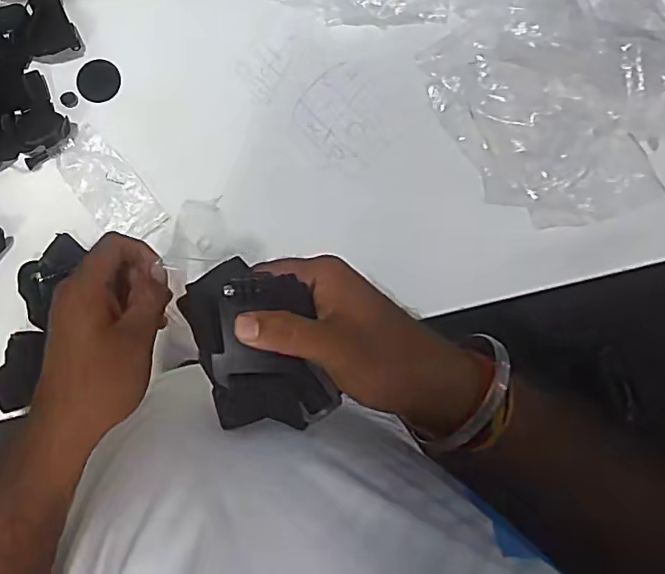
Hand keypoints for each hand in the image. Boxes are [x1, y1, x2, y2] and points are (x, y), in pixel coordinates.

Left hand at [30, 233, 169, 452]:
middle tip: (161, 303)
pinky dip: (120, 309)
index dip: (143, 253)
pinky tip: (137, 333)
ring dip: (133, 295)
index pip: (114, 245)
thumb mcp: (136, 336)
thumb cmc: (96, 387)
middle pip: (109, 262)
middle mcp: (71, 291)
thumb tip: (156, 273)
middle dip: (140, 276)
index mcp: (83, 286)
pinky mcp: (71, 327)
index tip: (161, 276)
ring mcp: (68, 309)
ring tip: (153, 322)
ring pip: (106, 283)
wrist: (64, 425)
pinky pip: (98, 302)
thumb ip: (149, 297)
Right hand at [234, 256, 488, 436]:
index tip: (225, 315)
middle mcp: (330, 280)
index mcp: (325, 273)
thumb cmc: (394, 361)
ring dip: (276, 328)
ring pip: (289, 308)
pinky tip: (287, 358)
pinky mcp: (342, 323)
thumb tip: (243, 322)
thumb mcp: (329, 347)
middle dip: (257, 312)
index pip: (267, 273)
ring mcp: (337, 302)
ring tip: (258, 350)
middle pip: (276, 289)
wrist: (438, 391)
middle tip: (237, 337)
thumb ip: (283, 331)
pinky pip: (304, 323)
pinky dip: (292, 338)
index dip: (244, 294)